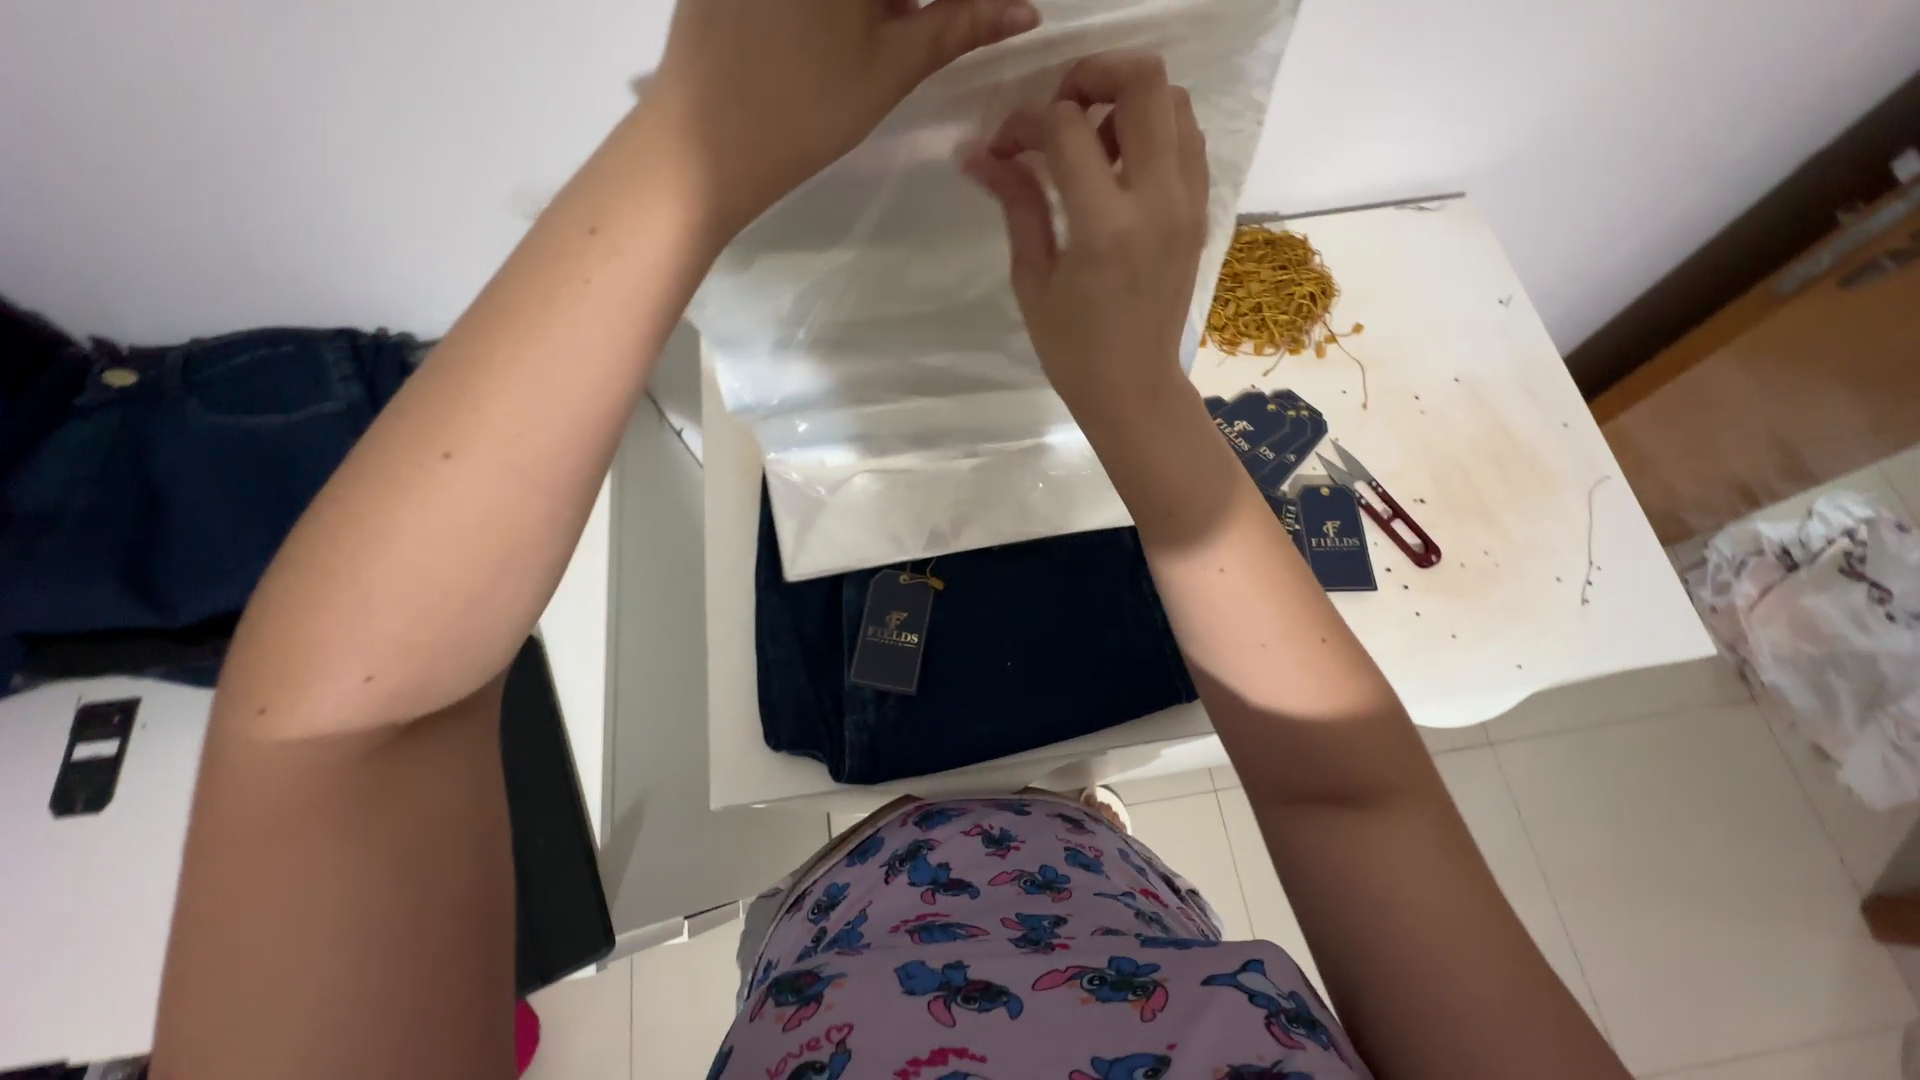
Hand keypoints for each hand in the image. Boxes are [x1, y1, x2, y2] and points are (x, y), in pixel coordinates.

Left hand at [647, 0, 1040, 238]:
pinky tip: (835, 35)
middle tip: (938, 25)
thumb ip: (957, 27)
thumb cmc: (804, 111)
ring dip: (880, 6)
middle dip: (913, 4)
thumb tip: (1022, 11)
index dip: (956, 1)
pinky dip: (838, 8)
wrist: (701, 145)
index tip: (975, 16)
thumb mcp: (889, 68)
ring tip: (887, 34)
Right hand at [966, 51, 1208, 415]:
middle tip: (1058, 110)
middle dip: (1092, 75)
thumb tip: (980, 155)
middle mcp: (1158, 201)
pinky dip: (1154, 130)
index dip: (1025, 123)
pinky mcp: (1199, 211)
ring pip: (1176, 101)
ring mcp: (1188, 203)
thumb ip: (1017, 204)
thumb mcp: (1033, 279)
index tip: (1004, 148)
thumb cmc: (1073, 349)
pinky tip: (1120, 167)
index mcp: (1106, 226)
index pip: (1067, 128)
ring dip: (1128, 102)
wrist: (1135, 388)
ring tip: (1093, 144)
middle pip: (1145, 82)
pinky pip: (1188, 139)